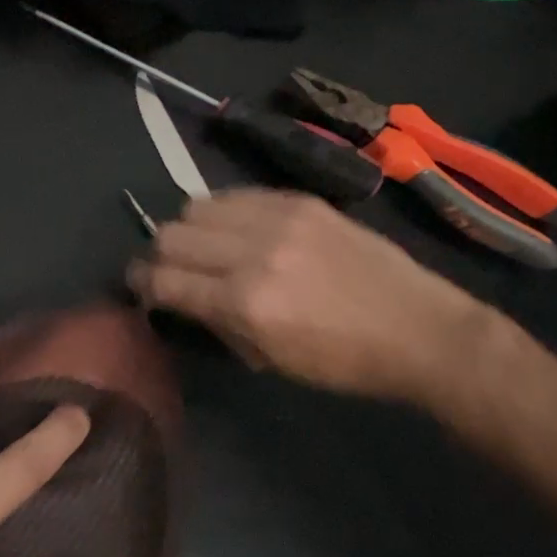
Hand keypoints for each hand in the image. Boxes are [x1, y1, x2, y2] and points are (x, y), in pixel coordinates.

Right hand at [127, 188, 494, 403]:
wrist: (419, 329)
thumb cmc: (341, 361)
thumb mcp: (268, 358)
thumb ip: (214, 322)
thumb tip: (177, 299)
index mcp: (244, 302)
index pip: (163, 280)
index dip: (139, 284)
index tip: (136, 287)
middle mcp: (253, 252)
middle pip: (170, 234)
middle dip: (158, 255)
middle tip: (169, 270)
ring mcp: (279, 219)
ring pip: (196, 206)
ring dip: (188, 229)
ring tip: (203, 246)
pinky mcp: (301, 201)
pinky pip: (236, 195)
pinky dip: (222, 213)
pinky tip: (236, 230)